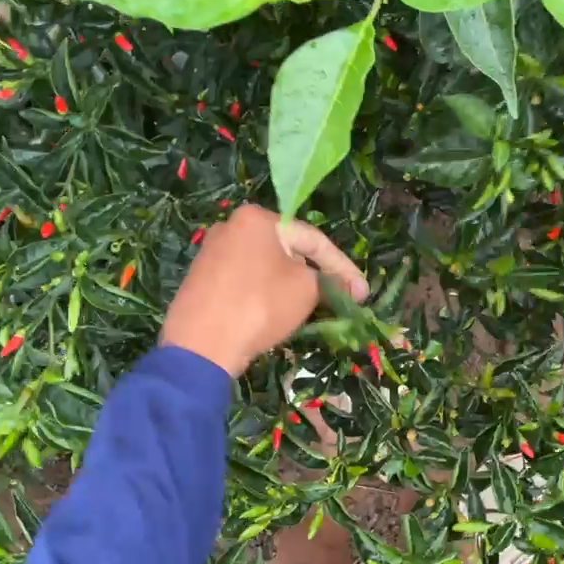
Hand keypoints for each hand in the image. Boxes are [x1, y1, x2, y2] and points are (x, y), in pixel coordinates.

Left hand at [161, 204, 368, 375]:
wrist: (201, 345)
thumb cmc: (259, 306)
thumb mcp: (306, 290)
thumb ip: (328, 282)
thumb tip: (343, 286)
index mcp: (257, 219)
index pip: (313, 240)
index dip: (343, 267)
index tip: (362, 292)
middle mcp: (231, 226)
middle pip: (287, 250)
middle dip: (315, 274)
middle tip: (339, 298)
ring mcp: (211, 253)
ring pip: (265, 267)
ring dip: (291, 286)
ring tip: (312, 308)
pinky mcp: (201, 280)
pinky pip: (245, 282)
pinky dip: (265, 294)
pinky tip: (276, 313)